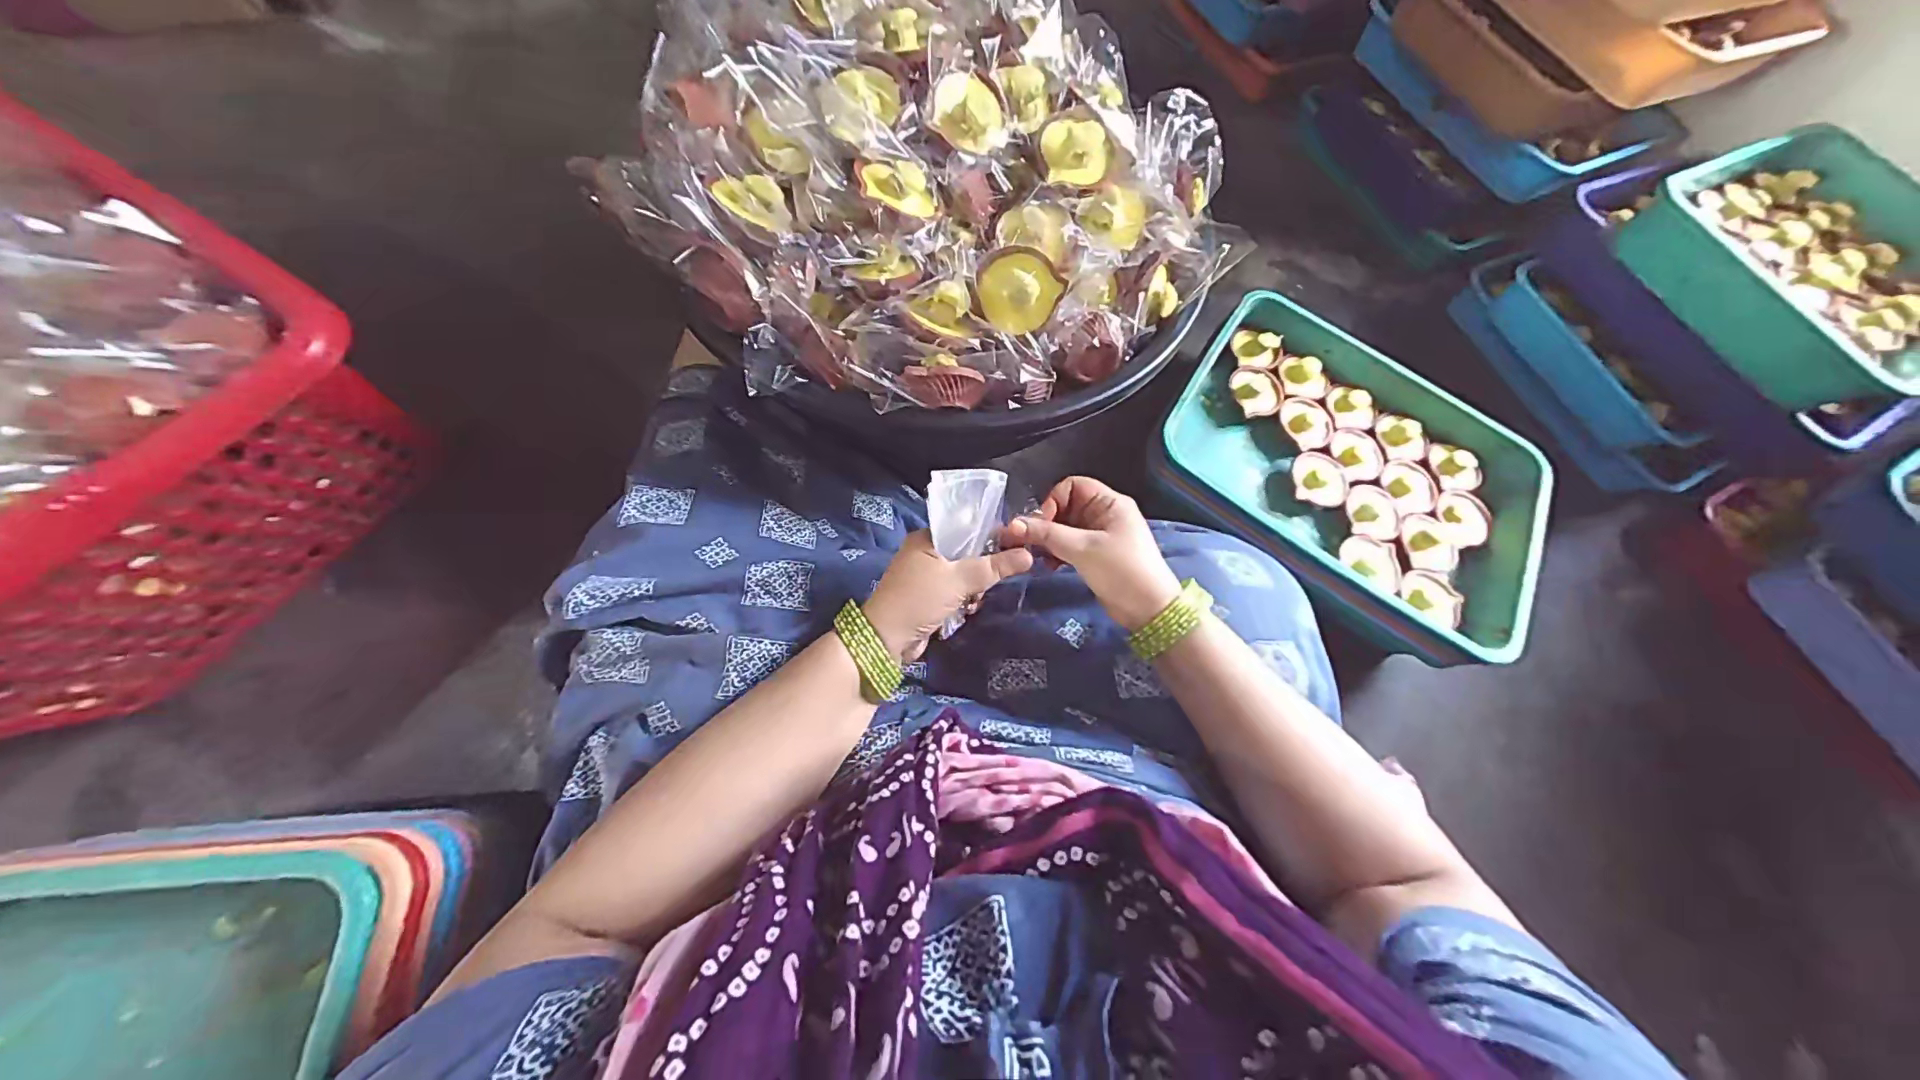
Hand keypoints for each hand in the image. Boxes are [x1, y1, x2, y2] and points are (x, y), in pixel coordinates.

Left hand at [863, 530, 1033, 661]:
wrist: (886, 639)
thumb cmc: (919, 599)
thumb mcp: (959, 580)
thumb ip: (993, 567)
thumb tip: (1028, 554)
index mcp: (926, 538)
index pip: (964, 527)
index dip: (988, 535)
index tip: (1013, 544)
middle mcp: (924, 553)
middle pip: (966, 553)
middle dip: (981, 568)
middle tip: (992, 579)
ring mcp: (925, 577)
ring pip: (962, 575)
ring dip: (973, 588)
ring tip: (974, 599)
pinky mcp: (927, 598)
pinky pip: (955, 592)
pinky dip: (963, 600)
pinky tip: (967, 609)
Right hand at [1002, 476, 1180, 631]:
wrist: (1149, 610)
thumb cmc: (1122, 571)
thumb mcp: (1082, 549)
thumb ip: (1047, 535)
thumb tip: (1013, 525)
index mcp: (1110, 503)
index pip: (1072, 486)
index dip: (1053, 501)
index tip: (1041, 524)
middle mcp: (1104, 515)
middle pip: (1065, 507)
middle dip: (1046, 523)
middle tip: (1031, 543)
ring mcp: (1100, 536)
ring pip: (1064, 528)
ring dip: (1049, 540)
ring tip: (1039, 557)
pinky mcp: (1095, 555)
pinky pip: (1069, 545)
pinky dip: (1057, 553)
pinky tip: (1050, 566)